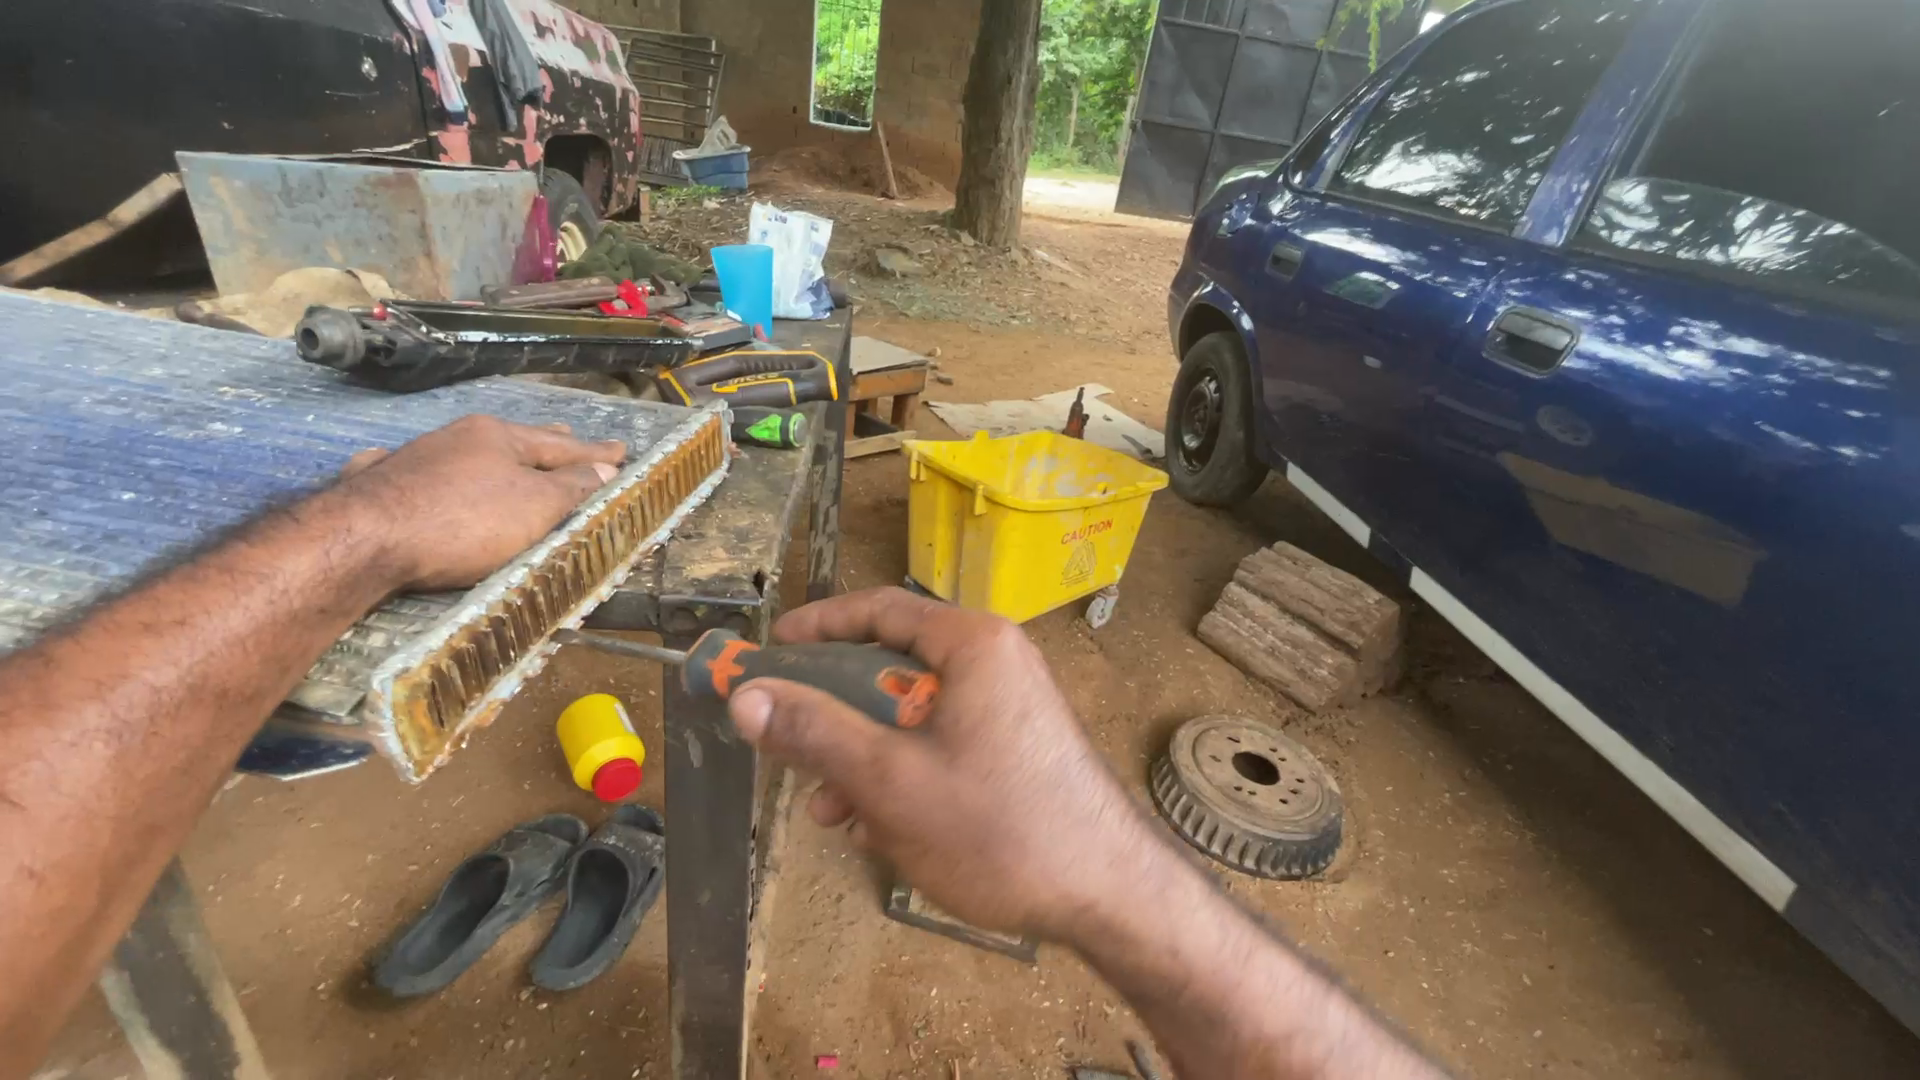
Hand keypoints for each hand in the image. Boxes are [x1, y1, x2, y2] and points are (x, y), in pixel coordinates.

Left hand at [330, 416, 625, 590]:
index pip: (562, 447)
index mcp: (498, 438)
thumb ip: (573, 487)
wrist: (361, 540)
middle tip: (570, 436)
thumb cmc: (465, 521)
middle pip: (515, 442)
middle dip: (547, 444)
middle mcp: (456, 439)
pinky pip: (414, 471)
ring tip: (511, 454)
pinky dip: (428, 471)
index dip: (595, 453)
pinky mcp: (377, 486)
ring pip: (468, 453)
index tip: (622, 450)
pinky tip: (406, 464)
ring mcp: (414, 459)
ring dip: (495, 456)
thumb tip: (604, 470)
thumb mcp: (536, 506)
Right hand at [727, 587, 1168, 940]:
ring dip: (865, 756)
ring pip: (913, 714)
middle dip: (838, 714)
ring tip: (832, 810)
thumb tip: (744, 697)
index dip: (818, 626)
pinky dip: (904, 772)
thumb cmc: (998, 828)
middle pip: (892, 667)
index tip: (771, 651)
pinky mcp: (1014, 745)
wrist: (1109, 894)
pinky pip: (942, 742)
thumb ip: (815, 732)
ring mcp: (1008, 705)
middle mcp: (995, 660)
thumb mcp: (891, 780)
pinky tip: (880, 825)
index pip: (880, 608)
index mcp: (973, 643)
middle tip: (789, 745)